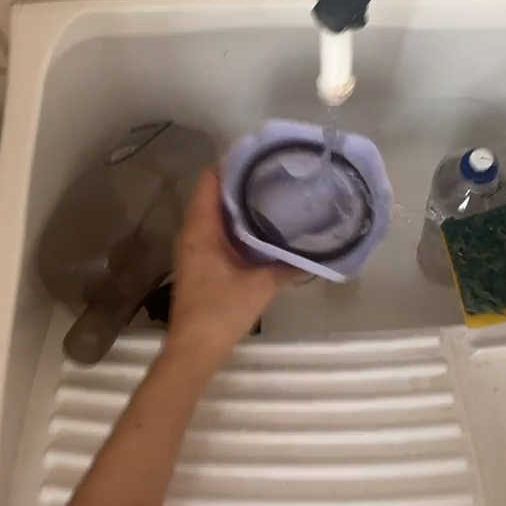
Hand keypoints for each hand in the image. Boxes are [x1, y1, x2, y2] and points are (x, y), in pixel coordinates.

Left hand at [165, 168, 298, 366]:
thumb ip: (286, 267)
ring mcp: (193, 249)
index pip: (208, 180)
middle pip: (212, 194)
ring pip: (215, 215)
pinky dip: (235, 226)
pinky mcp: (200, 264)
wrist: (194, 349)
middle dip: (239, 183)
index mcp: (200, 229)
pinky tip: (260, 230)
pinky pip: (216, 232)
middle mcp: (192, 233)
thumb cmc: (221, 311)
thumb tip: (314, 255)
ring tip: (271, 195)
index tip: (259, 157)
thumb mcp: (260, 286)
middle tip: (273, 175)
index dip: (230, 164)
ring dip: (237, 206)